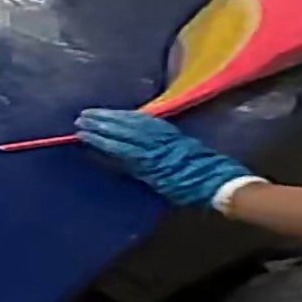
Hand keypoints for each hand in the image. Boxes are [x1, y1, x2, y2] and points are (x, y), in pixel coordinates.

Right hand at [76, 109, 261, 209]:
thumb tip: (104, 154)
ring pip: (135, 121)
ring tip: (94, 112)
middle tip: (81, 117)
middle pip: (124, 129)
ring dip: (113, 115)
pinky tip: (121, 113)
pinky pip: (149, 120)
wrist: (221, 184)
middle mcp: (156, 144)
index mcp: (149, 160)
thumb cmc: (185, 189)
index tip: (80, 133)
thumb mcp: (154, 182)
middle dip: (101, 123)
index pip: (117, 145)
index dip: (98, 139)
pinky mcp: (174, 133)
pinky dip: (131, 115)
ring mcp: (166, 136)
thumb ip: (130, 167)